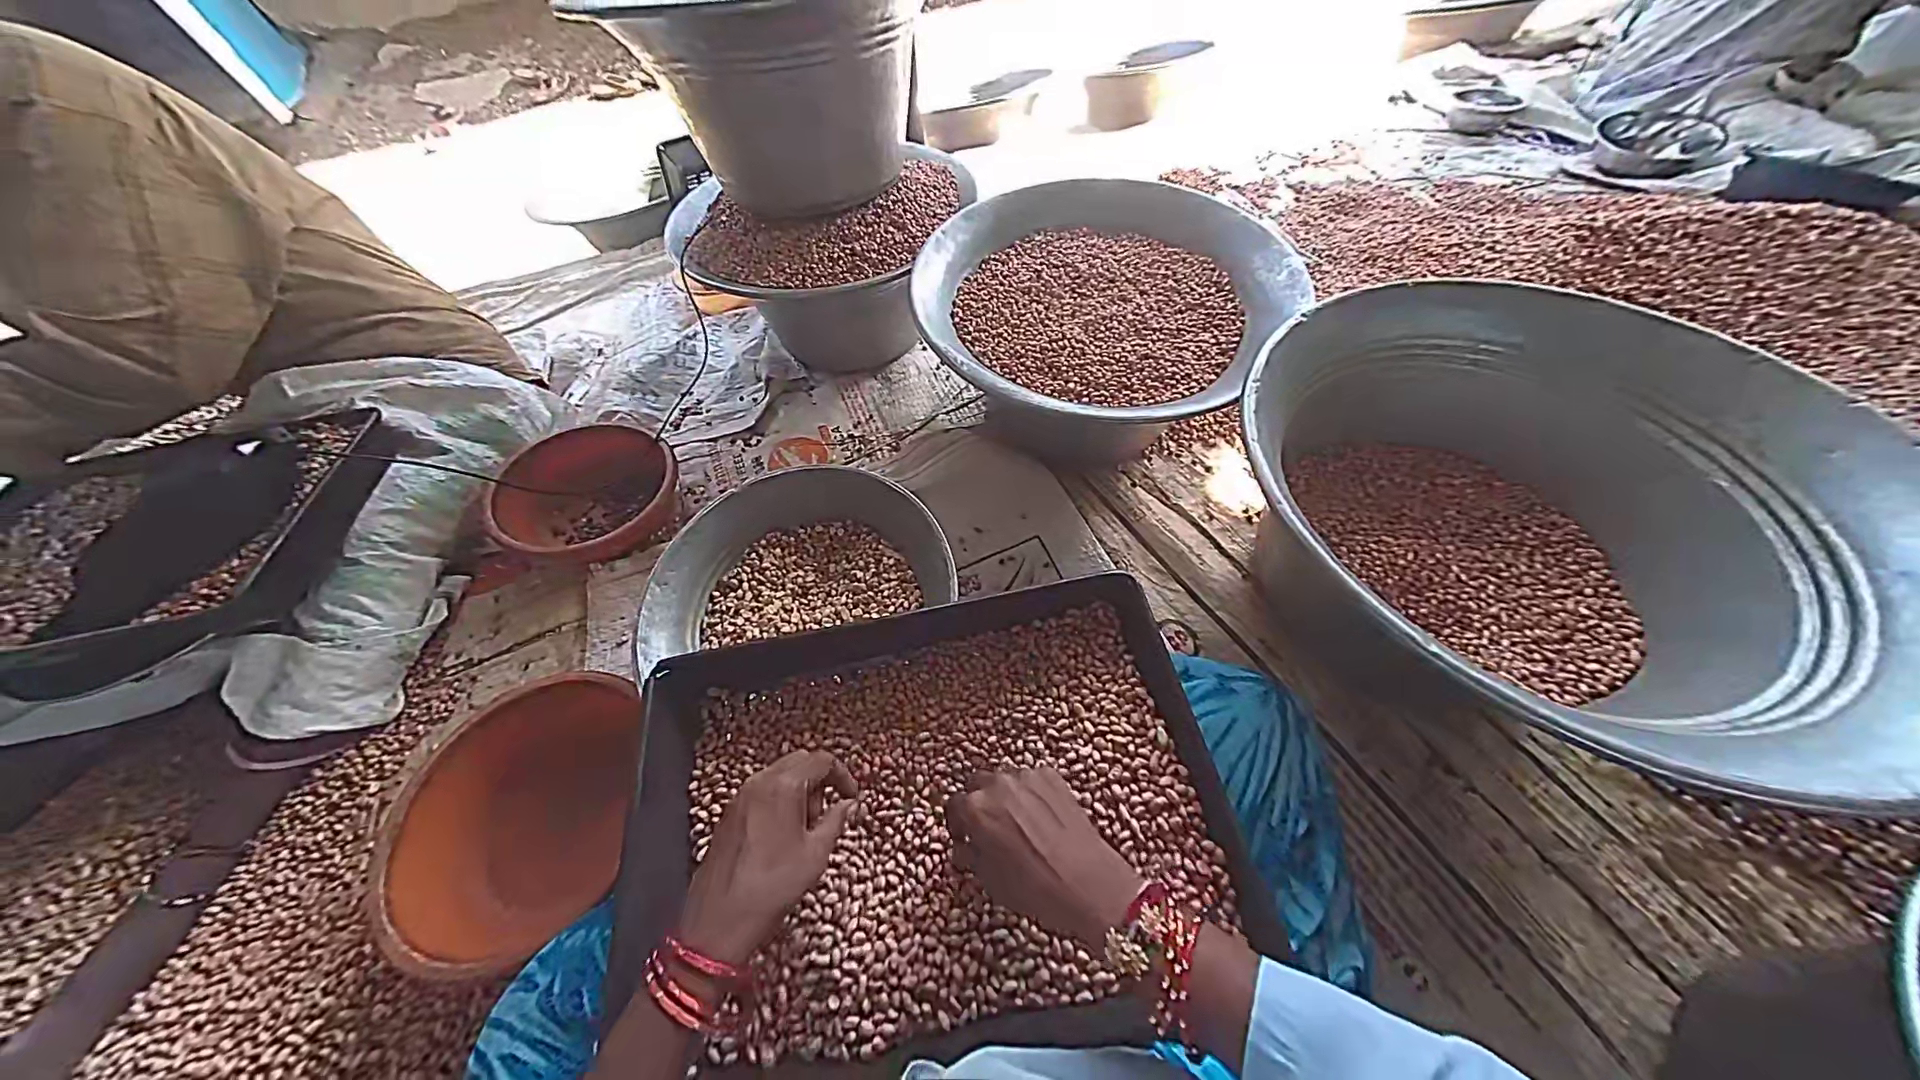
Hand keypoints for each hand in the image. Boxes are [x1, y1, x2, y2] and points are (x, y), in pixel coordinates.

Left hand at [678, 749, 858, 967]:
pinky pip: (761, 792)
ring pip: (779, 776)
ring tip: (804, 830)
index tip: (850, 796)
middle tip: (826, 814)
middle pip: (799, 762)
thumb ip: (836, 820)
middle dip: (820, 780)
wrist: (719, 920)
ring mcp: (740, 797)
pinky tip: (781, 836)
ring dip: (799, 791)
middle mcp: (759, 783)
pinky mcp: (729, 814)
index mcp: (783, 787)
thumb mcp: (816, 853)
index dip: (842, 775)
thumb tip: (849, 804)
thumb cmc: (772, 886)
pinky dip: (779, 801)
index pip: (821, 760)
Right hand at [946, 767, 1142, 946]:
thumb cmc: (1037, 888)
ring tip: (1019, 824)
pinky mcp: (1052, 777)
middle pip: (978, 786)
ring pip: (1006, 780)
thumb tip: (966, 845)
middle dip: (980, 805)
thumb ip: (971, 854)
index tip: (963, 836)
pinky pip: (1032, 780)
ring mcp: (1027, 776)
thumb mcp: (990, 880)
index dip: (957, 823)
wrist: (1089, 884)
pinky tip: (1040, 819)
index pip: (954, 805)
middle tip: (989, 829)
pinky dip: (1031, 794)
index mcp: (976, 809)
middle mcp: (998, 784)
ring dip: (1006, 796)